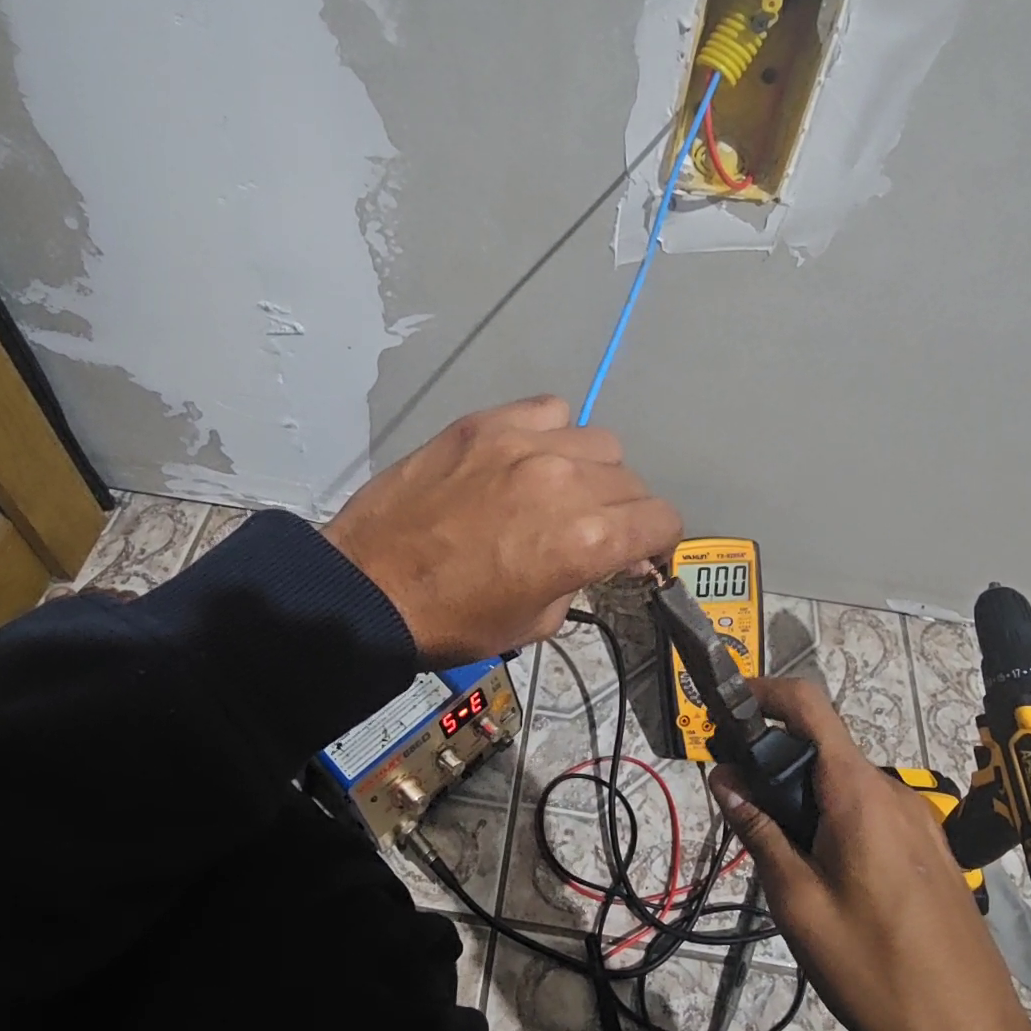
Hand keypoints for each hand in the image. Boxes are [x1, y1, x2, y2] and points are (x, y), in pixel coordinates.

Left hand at [323, 395, 682, 665]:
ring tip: (559, 488)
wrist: (368, 587)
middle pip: (632, 480)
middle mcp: (567, 482)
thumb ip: (585, 577)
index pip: (662, 519)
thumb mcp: (536, 621)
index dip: (657, 540)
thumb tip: (611, 554)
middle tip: (593, 528)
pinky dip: (551, 432)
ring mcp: (524, 445)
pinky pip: (548, 410)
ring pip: (596, 441)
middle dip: (624, 510)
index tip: (639, 550)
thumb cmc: (454, 620)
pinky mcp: (485, 424)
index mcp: (586, 539)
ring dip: (592, 470)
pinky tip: (528, 455)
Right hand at [709, 679, 1030, 1030]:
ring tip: (781, 856)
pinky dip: (834, 820)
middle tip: (741, 808)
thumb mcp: (799, 903)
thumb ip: (759, 831)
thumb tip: (724, 778)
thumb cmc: (875, 969)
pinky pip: (870, 812)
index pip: (810, 706)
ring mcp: (918, 820)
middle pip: (823, 748)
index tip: (727, 706)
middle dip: (774, 764)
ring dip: (804, 799)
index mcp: (859, 793)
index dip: (765, 692)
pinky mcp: (930, 849)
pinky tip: (824, 874)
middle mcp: (892, 792)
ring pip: (845, 784)